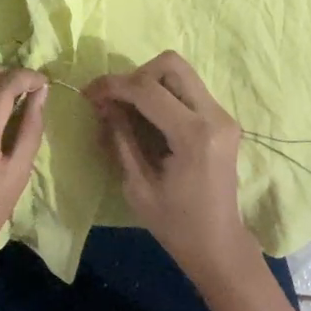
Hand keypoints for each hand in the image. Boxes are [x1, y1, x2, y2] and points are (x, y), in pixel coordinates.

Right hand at [86, 51, 261, 285]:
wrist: (218, 245)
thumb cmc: (175, 224)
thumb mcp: (137, 185)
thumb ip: (120, 138)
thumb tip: (102, 104)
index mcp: (194, 136)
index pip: (147, 89)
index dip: (112, 85)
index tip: (87, 95)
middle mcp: (215, 117)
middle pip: (171, 65)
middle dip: (135, 76)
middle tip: (114, 100)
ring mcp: (222, 116)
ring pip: (179, 73)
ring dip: (148, 83)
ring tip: (127, 109)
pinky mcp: (221, 121)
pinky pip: (186, 90)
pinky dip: (161, 94)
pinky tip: (145, 119)